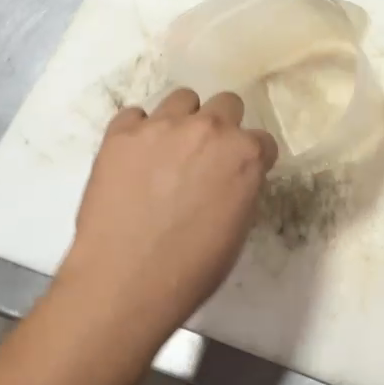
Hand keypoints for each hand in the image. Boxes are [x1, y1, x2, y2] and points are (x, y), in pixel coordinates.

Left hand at [55, 89, 278, 339]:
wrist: (123, 285)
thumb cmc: (190, 270)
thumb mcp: (236, 229)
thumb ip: (240, 187)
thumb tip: (230, 178)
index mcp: (244, 155)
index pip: (261, 140)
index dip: (250, 159)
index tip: (236, 175)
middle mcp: (208, 129)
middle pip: (226, 103)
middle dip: (221, 127)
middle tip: (203, 157)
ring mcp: (162, 126)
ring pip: (182, 99)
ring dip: (181, 121)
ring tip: (166, 152)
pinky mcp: (121, 133)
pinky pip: (134, 115)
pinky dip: (137, 132)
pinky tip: (132, 160)